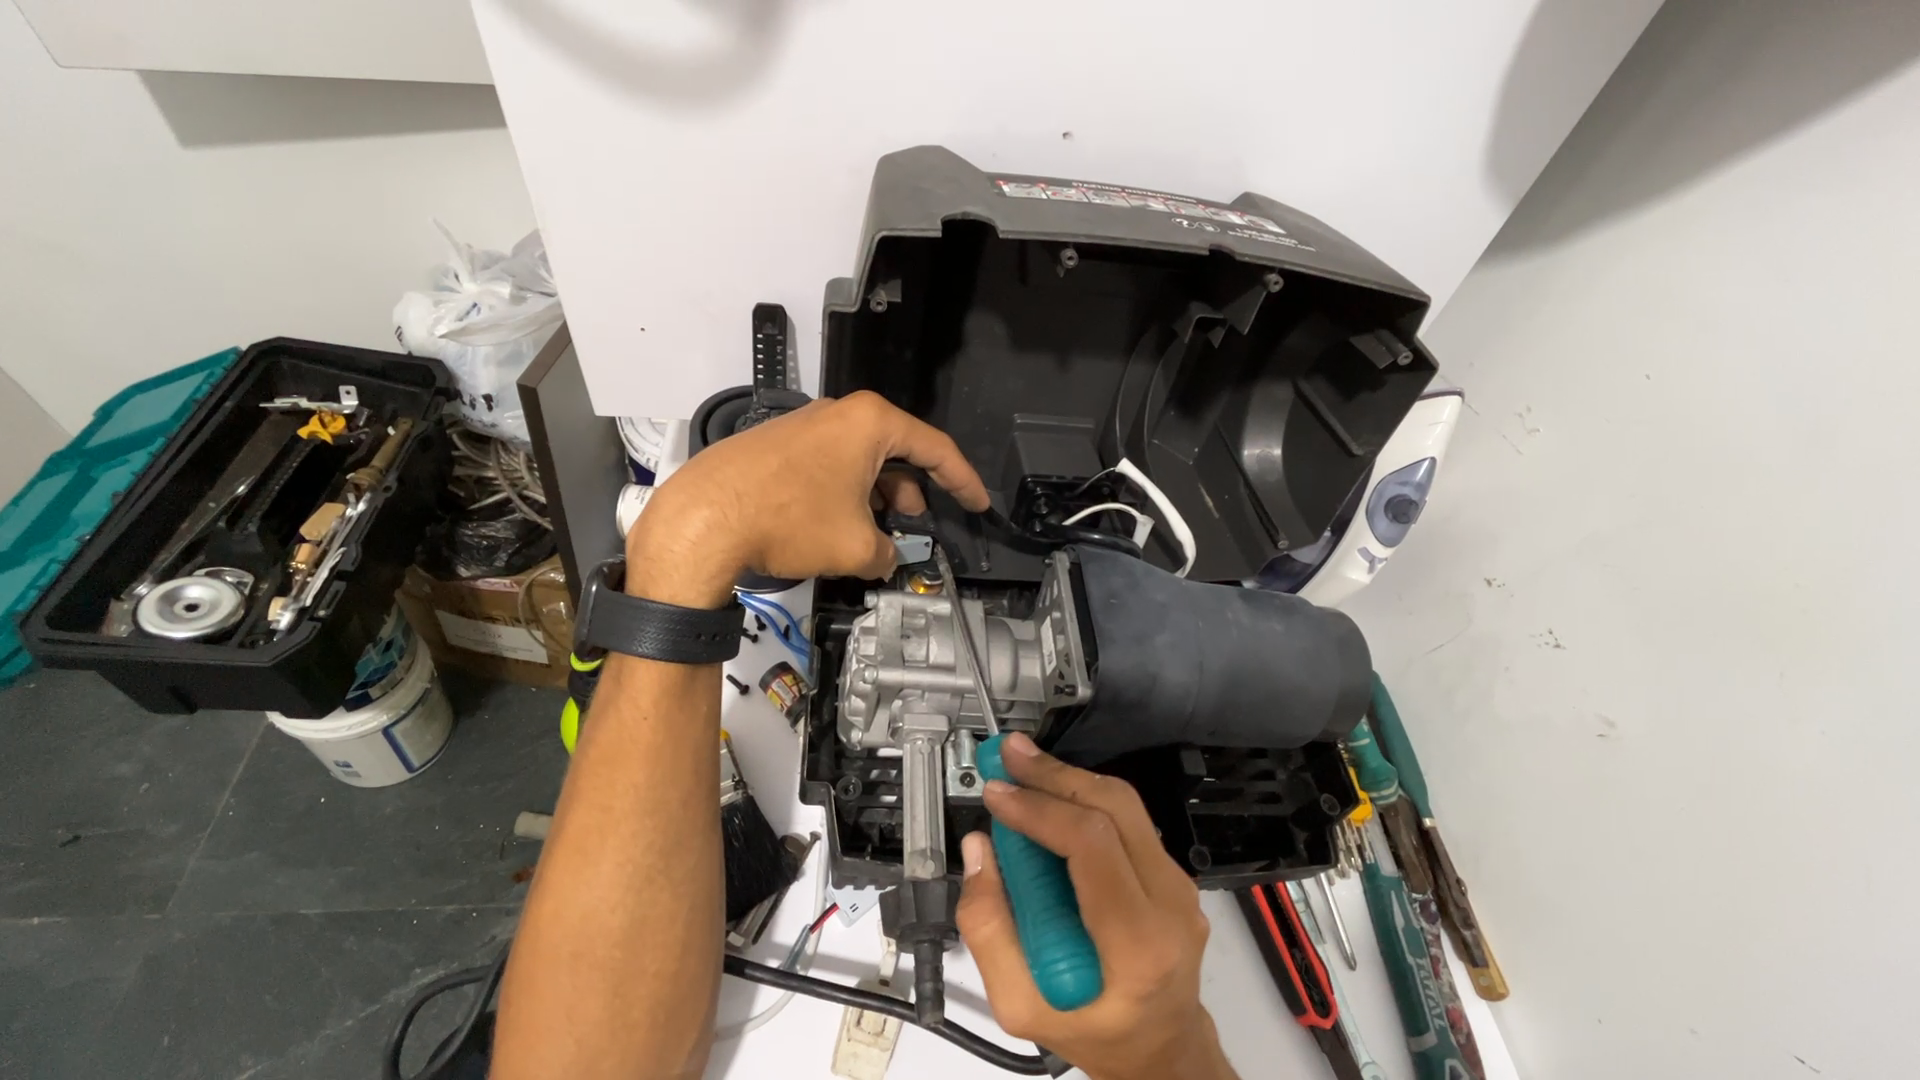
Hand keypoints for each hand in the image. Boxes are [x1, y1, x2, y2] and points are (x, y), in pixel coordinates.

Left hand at [625, 391, 988, 606]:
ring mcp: (803, 425)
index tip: (978, 503)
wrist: (702, 520)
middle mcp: (838, 414)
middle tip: (913, 527)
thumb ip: (888, 553)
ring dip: (873, 499)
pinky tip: (833, 528)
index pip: (936, 448)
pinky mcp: (775, 445)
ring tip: (871, 536)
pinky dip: (842, 495)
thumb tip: (884, 558)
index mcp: (870, 423)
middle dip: (909, 494)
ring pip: (858, 462)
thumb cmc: (789, 522)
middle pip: (895, 453)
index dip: (963, 481)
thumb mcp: (857, 548)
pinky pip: (827, 466)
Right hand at [957, 733, 1237, 1079]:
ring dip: (1067, 778)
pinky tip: (1048, 794)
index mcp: (1137, 943)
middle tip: (1005, 755)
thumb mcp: (1021, 1005)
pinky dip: (1083, 799)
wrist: (1162, 1050)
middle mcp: (1170, 902)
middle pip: (1114, 807)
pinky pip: (1127, 820)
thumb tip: (979, 850)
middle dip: (1052, 775)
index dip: (1038, 809)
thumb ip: (989, 929)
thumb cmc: (1095, 1032)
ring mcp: (1178, 883)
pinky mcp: (1172, 872)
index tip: (996, 794)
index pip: (1091, 845)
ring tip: (1020, 764)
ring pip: (1125, 804)